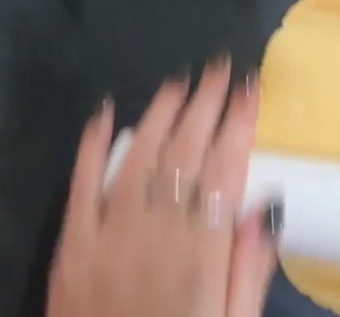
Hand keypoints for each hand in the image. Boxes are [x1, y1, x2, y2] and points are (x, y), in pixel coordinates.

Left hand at [48, 59, 278, 316]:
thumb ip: (248, 271)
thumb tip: (267, 205)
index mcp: (200, 255)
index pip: (227, 169)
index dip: (240, 123)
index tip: (251, 88)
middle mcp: (156, 235)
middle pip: (186, 153)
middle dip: (206, 103)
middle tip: (220, 68)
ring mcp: (109, 236)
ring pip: (140, 157)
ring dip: (162, 113)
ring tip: (180, 82)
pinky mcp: (72, 246)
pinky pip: (81, 185)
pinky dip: (92, 145)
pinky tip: (105, 112)